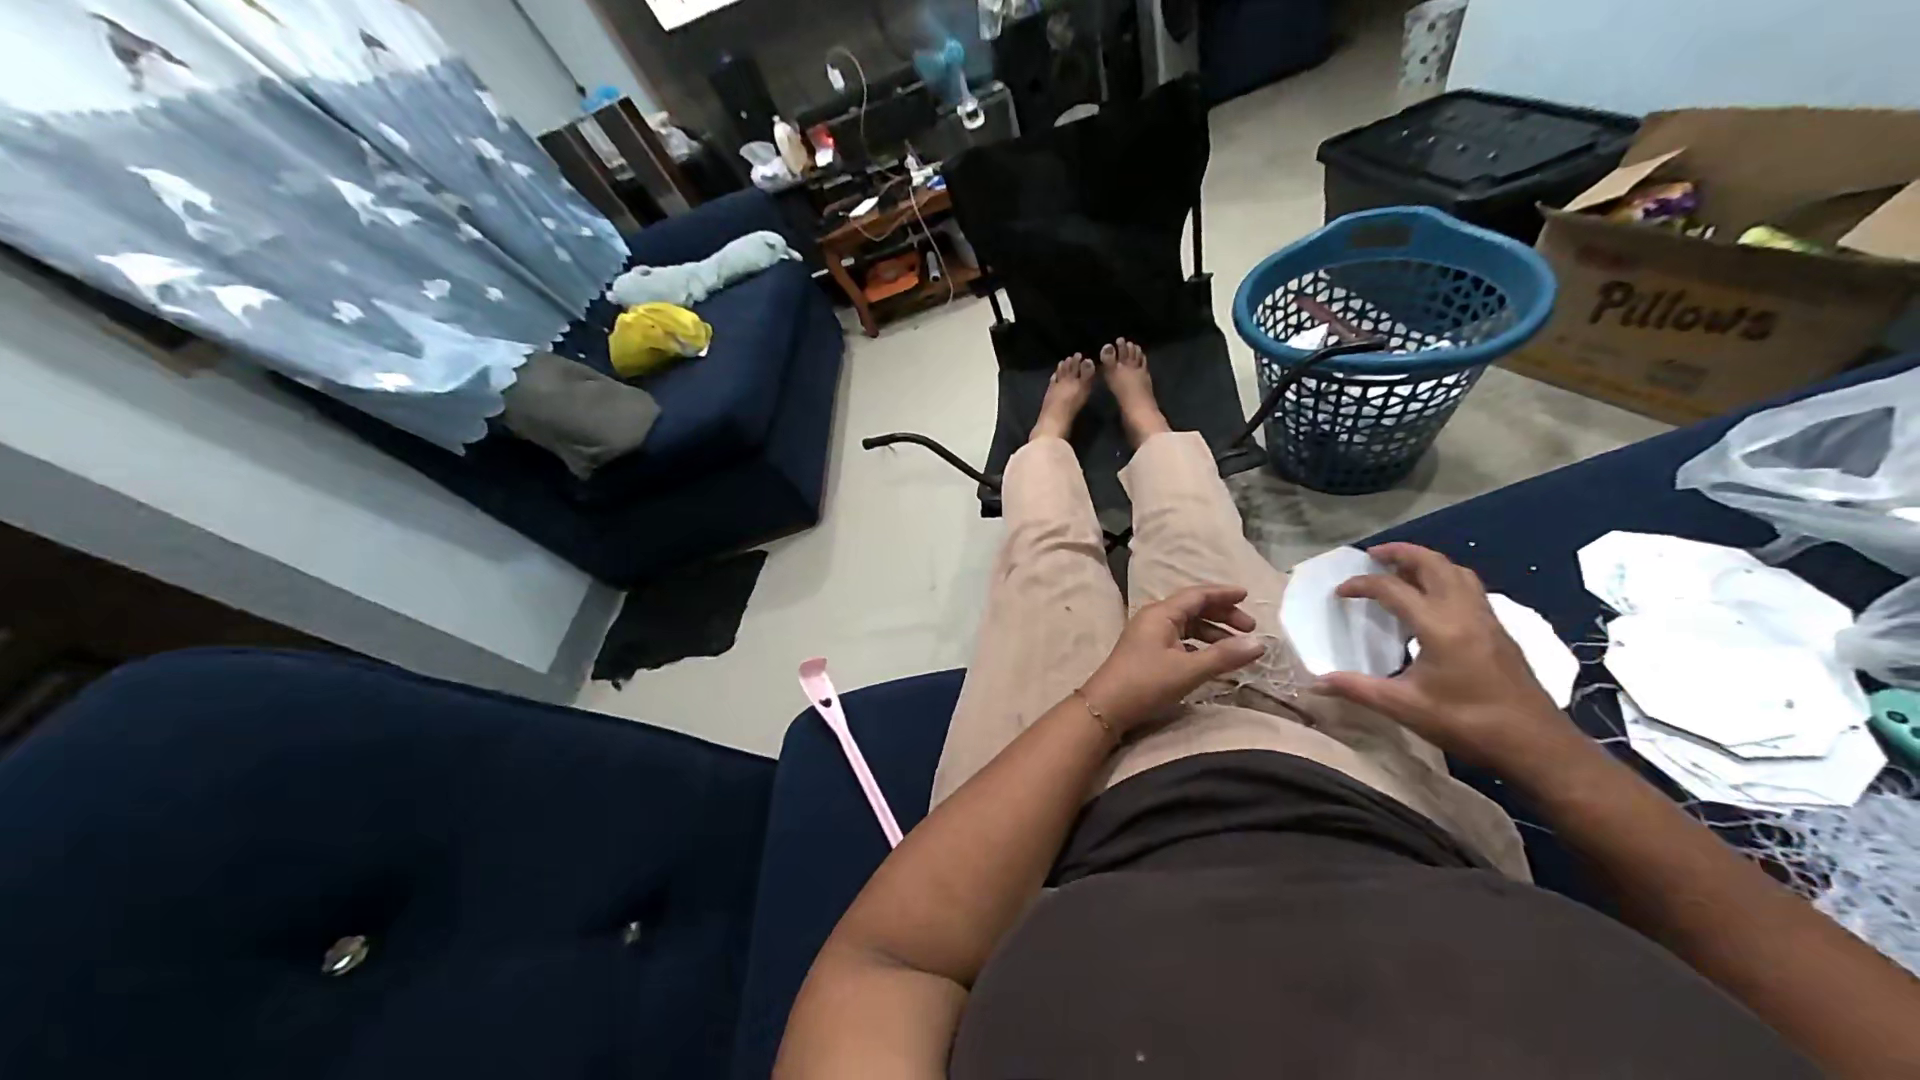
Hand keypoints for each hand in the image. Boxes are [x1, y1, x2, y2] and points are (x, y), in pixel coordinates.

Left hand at [1079, 585, 1265, 734]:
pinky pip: (1180, 640)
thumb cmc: (1146, 683)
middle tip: (1250, 628)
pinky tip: (1213, 659)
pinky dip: (1200, 646)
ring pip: (1187, 626)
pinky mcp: (1148, 653)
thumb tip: (1259, 643)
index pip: (1197, 595)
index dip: (1223, 594)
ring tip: (1236, 647)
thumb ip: (1224, 655)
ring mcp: (1149, 635)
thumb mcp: (1189, 670)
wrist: (1106, 707)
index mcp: (1161, 613)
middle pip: (1193, 608)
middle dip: (1222, 615)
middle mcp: (1154, 618)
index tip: (1247, 595)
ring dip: (1213, 632)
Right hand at [1313, 543, 1579, 767]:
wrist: (1536, 745)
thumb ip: (1357, 689)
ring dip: (1427, 562)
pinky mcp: (1498, 631)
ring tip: (1401, 569)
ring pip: (1457, 572)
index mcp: (1439, 626)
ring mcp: (1486, 619)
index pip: (1392, 589)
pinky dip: (1445, 578)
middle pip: (1433, 564)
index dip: (1361, 585)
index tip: (1340, 592)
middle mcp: (1464, 613)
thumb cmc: (1467, 723)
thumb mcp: (1404, 707)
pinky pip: (1469, 588)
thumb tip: (1316, 683)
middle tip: (1372, 556)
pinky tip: (1431, 598)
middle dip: (1401, 553)